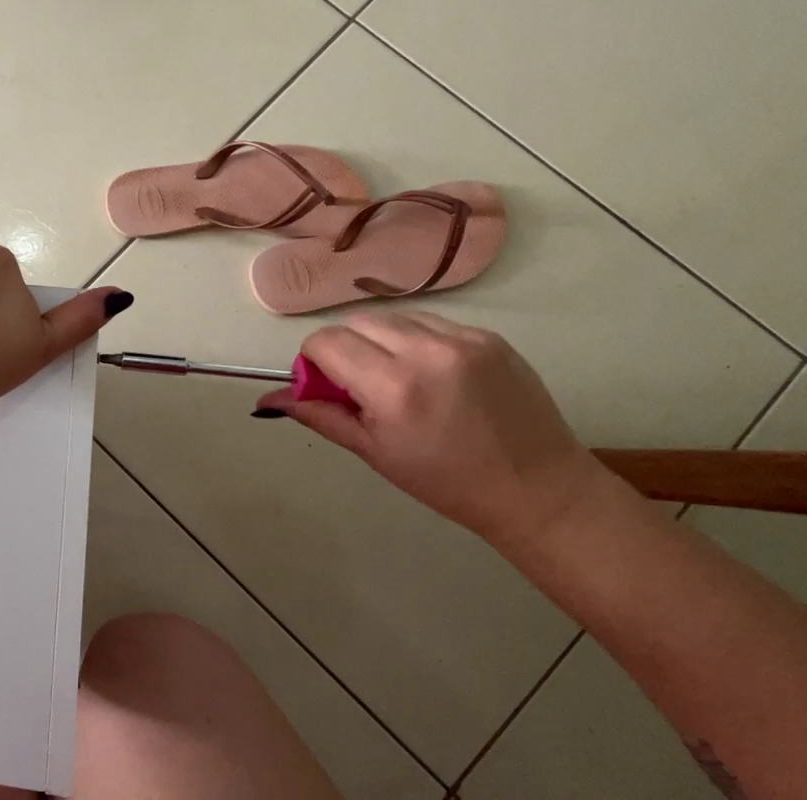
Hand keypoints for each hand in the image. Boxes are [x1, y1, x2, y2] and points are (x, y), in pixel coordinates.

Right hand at [257, 311, 607, 546]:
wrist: (538, 488)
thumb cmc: (447, 481)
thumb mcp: (374, 452)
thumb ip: (320, 415)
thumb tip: (267, 399)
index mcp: (394, 388)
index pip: (326, 342)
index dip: (315, 361)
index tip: (328, 386)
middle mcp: (426, 352)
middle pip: (356, 322)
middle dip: (347, 348)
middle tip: (362, 385)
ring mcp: (463, 340)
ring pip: (393, 318)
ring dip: (381, 341)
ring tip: (401, 379)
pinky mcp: (488, 336)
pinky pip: (431, 323)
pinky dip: (418, 342)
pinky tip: (434, 375)